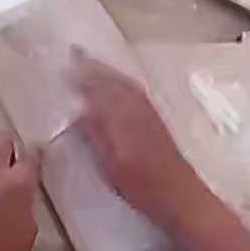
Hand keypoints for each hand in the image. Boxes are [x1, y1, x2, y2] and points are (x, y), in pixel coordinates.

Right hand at [73, 53, 219, 236]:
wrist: (180, 196)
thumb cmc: (141, 185)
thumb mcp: (109, 164)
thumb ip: (95, 134)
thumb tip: (79, 110)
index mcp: (122, 118)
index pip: (99, 88)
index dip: (83, 74)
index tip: (69, 62)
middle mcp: (137, 109)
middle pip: (113, 80)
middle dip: (95, 66)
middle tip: (77, 54)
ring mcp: (149, 112)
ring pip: (126, 82)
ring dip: (108, 70)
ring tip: (92, 63)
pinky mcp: (156, 119)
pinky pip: (135, 89)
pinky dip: (122, 80)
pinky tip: (117, 82)